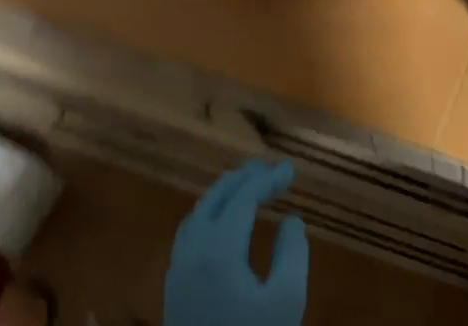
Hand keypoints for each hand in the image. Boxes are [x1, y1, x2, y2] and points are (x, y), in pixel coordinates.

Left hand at [165, 159, 309, 325]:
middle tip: (269, 168)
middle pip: (214, 199)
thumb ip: (293, 252)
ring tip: (248, 185)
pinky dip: (210, 213)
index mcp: (219, 250)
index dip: (267, 179)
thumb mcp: (287, 298)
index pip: (243, 198)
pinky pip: (189, 233)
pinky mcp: (175, 288)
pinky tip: (224, 221)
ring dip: (223, 194)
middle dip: (242, 178)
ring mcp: (179, 270)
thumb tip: (291, 220)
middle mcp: (193, 252)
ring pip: (197, 214)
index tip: (291, 169)